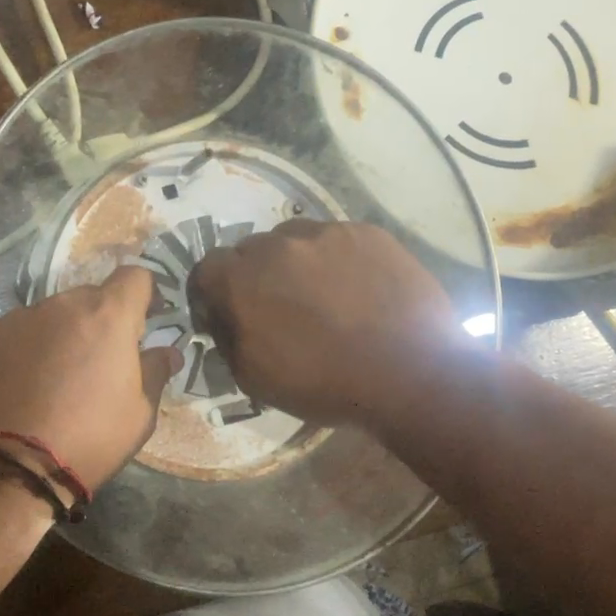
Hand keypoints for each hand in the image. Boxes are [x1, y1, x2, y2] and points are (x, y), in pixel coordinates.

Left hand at [0, 266, 180, 490]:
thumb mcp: (138, 415)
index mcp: (107, 316)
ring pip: (53, 314)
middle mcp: (62, 305)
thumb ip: (154, 372)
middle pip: (91, 296)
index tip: (143, 321)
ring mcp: (21, 318)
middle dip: (101, 320)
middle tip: (99, 361)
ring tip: (57, 377)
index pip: (134, 277)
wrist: (9, 464)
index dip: (143, 294)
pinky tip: (25, 383)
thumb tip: (167, 351)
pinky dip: (29, 347)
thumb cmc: (88, 440)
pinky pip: (21, 331)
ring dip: (62, 334)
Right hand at [187, 220, 467, 427]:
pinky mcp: (368, 233)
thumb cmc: (321, 383)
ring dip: (295, 263)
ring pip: (294, 239)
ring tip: (321, 296)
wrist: (409, 373)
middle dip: (255, 275)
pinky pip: (338, 240)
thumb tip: (223, 318)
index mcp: (239, 280)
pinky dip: (337, 260)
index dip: (212, 291)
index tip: (225, 311)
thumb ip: (226, 337)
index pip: (206, 269)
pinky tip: (357, 291)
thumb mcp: (251, 377)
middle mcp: (276, 245)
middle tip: (278, 307)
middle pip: (250, 250)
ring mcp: (325, 233)